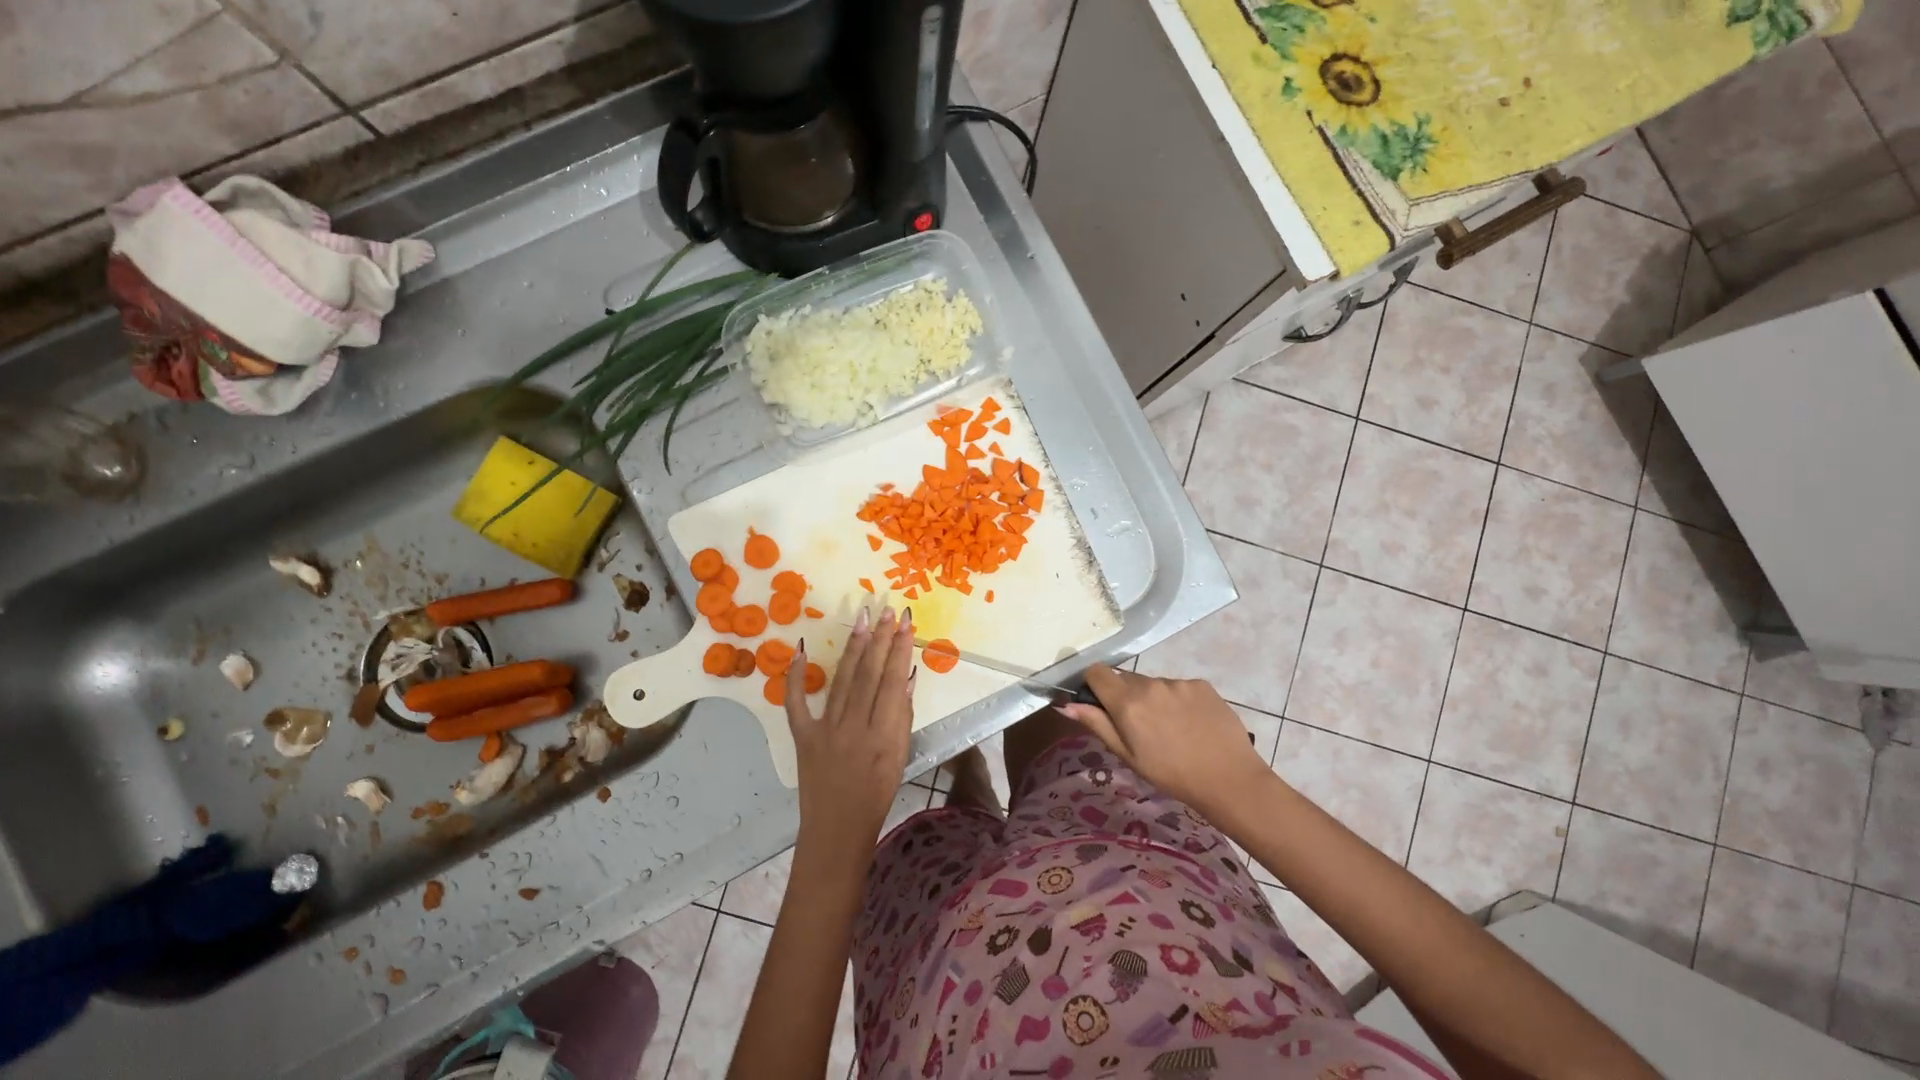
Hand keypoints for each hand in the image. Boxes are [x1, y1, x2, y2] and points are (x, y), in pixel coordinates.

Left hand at [786, 606, 915, 861]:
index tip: (905, 622)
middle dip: (880, 640)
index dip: (899, 649)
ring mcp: (825, 731)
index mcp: (883, 735)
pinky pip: (796, 703)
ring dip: (853, 648)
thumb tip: (905, 675)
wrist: (838, 828)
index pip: (892, 681)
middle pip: (868, 675)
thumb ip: (901, 716)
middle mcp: (854, 728)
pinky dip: (795, 677)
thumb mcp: (900, 757)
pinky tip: (799, 650)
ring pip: (841, 681)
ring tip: (863, 620)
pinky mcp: (802, 737)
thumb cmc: (877, 794)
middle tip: (886, 611)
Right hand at [1059, 666, 1270, 818]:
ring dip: (1153, 699)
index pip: (1096, 672)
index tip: (1100, 705)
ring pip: (1153, 684)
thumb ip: (1097, 724)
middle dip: (1125, 696)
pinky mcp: (1201, 684)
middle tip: (1139, 728)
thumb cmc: (1171, 774)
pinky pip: (1178, 687)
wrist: (1228, 778)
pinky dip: (1178, 701)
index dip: (1094, 686)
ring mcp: (1178, 682)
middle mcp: (1150, 684)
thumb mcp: (1127, 755)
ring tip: (1170, 730)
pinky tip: (1190, 724)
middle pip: (1126, 679)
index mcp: (1127, 702)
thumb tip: (1066, 704)